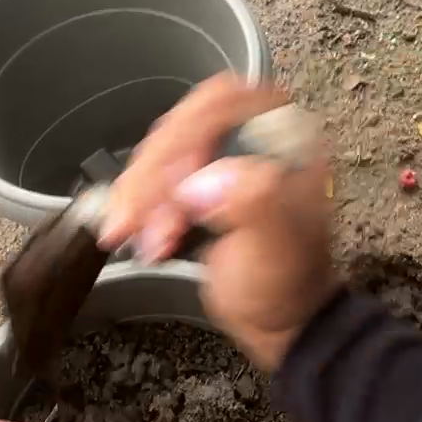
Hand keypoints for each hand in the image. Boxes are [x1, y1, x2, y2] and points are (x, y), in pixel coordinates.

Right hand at [100, 76, 338, 371]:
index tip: (170, 182)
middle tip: (134, 215)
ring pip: (163, 149)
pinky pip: (156, 175)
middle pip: (185, 123)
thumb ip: (253, 206)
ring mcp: (225, 158)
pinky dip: (140, 203)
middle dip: (153, 171)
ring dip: (141, 192)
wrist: (278, 320)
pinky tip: (143, 235)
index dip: (188, 133)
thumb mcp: (275, 251)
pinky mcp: (200, 180)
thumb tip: (207, 180)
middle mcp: (256, 138)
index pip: (226, 101)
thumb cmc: (285, 287)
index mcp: (287, 141)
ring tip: (136, 234)